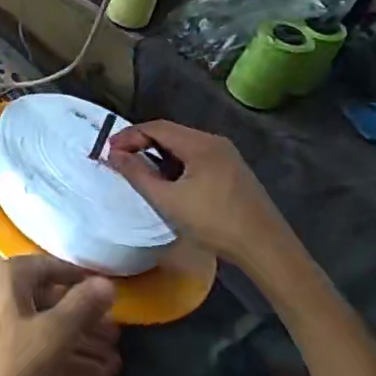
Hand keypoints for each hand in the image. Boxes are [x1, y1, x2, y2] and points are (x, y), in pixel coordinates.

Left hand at [0, 255, 117, 375]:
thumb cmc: (6, 362)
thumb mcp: (53, 335)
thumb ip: (83, 307)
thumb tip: (107, 283)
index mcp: (12, 275)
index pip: (57, 267)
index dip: (86, 282)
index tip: (114, 298)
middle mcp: (0, 290)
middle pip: (52, 300)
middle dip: (87, 323)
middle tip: (118, 341)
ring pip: (45, 327)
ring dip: (79, 346)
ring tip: (113, 366)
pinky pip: (32, 346)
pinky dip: (59, 358)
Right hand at [104, 120, 294, 270]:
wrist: (267, 248)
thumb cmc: (215, 223)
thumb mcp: (169, 201)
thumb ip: (138, 175)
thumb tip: (114, 155)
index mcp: (200, 143)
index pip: (156, 127)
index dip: (129, 136)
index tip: (108, 152)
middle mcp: (215, 142)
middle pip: (171, 133)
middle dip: (142, 144)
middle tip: (121, 162)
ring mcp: (227, 156)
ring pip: (184, 146)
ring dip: (160, 156)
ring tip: (141, 174)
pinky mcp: (233, 171)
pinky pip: (198, 158)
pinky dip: (177, 165)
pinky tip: (171, 184)